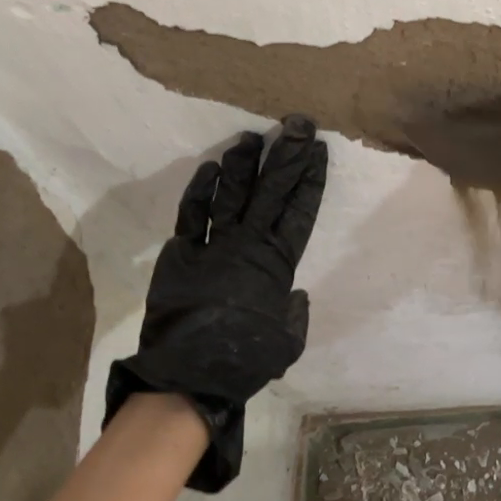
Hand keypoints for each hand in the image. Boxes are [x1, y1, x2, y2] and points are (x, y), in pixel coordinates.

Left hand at [103, 115, 326, 491]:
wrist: (192, 376)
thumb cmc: (247, 361)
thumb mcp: (288, 341)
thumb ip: (295, 314)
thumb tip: (296, 296)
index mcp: (278, 266)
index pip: (300, 212)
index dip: (311, 180)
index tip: (320, 151)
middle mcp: (250, 247)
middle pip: (272, 192)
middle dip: (287, 156)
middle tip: (297, 124)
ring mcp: (214, 247)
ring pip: (233, 194)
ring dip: (245, 164)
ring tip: (254, 136)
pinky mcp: (181, 254)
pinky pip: (192, 214)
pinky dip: (201, 190)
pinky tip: (213, 166)